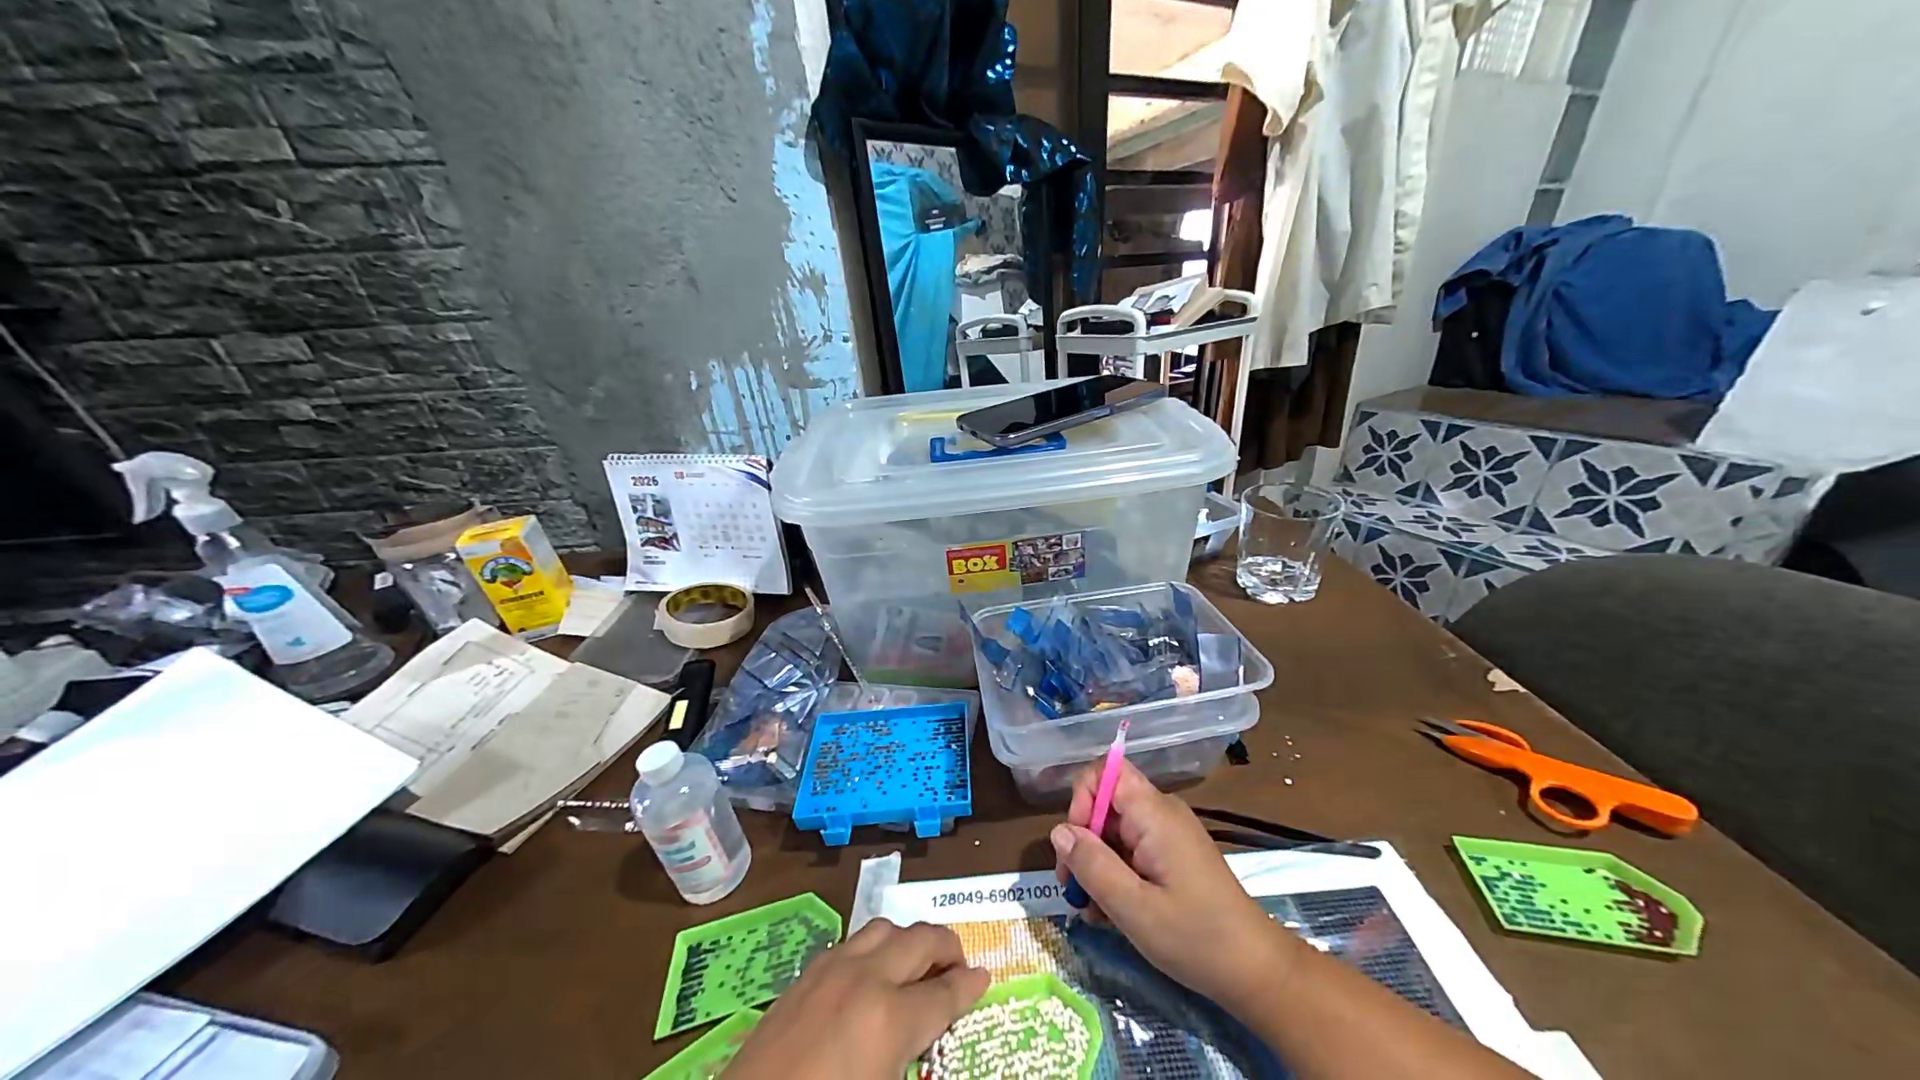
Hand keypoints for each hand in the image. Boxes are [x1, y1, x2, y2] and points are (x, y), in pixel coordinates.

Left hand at [724, 919, 988, 1079]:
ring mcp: (833, 968)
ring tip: (918, 964)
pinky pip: (855, 940)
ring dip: (910, 941)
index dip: (970, 985)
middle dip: (949, 949)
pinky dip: (877, 947)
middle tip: (958, 968)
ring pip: (887, 928)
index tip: (984, 977)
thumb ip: (912, 1051)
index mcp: (890, 1018)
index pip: (945, 993)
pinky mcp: (808, 971)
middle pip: (922, 941)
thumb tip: (931, 1029)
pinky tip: (874, 972)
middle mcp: (866, 978)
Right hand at [1050, 758, 1293, 1009]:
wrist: (1256, 970)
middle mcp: (1161, 814)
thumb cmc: (1196, 937)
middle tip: (1075, 892)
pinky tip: (1111, 913)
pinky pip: (1131, 851)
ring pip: (1114, 832)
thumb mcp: (1133, 907)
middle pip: (1105, 804)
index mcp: (1155, 814)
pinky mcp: (1172, 857)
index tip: (1076, 846)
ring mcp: (1168, 835)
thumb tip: (1058, 831)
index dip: (1081, 799)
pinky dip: (1115, 876)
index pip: (1105, 771)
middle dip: (1082, 843)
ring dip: (1096, 867)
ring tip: (1094, 912)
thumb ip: (1092, 865)